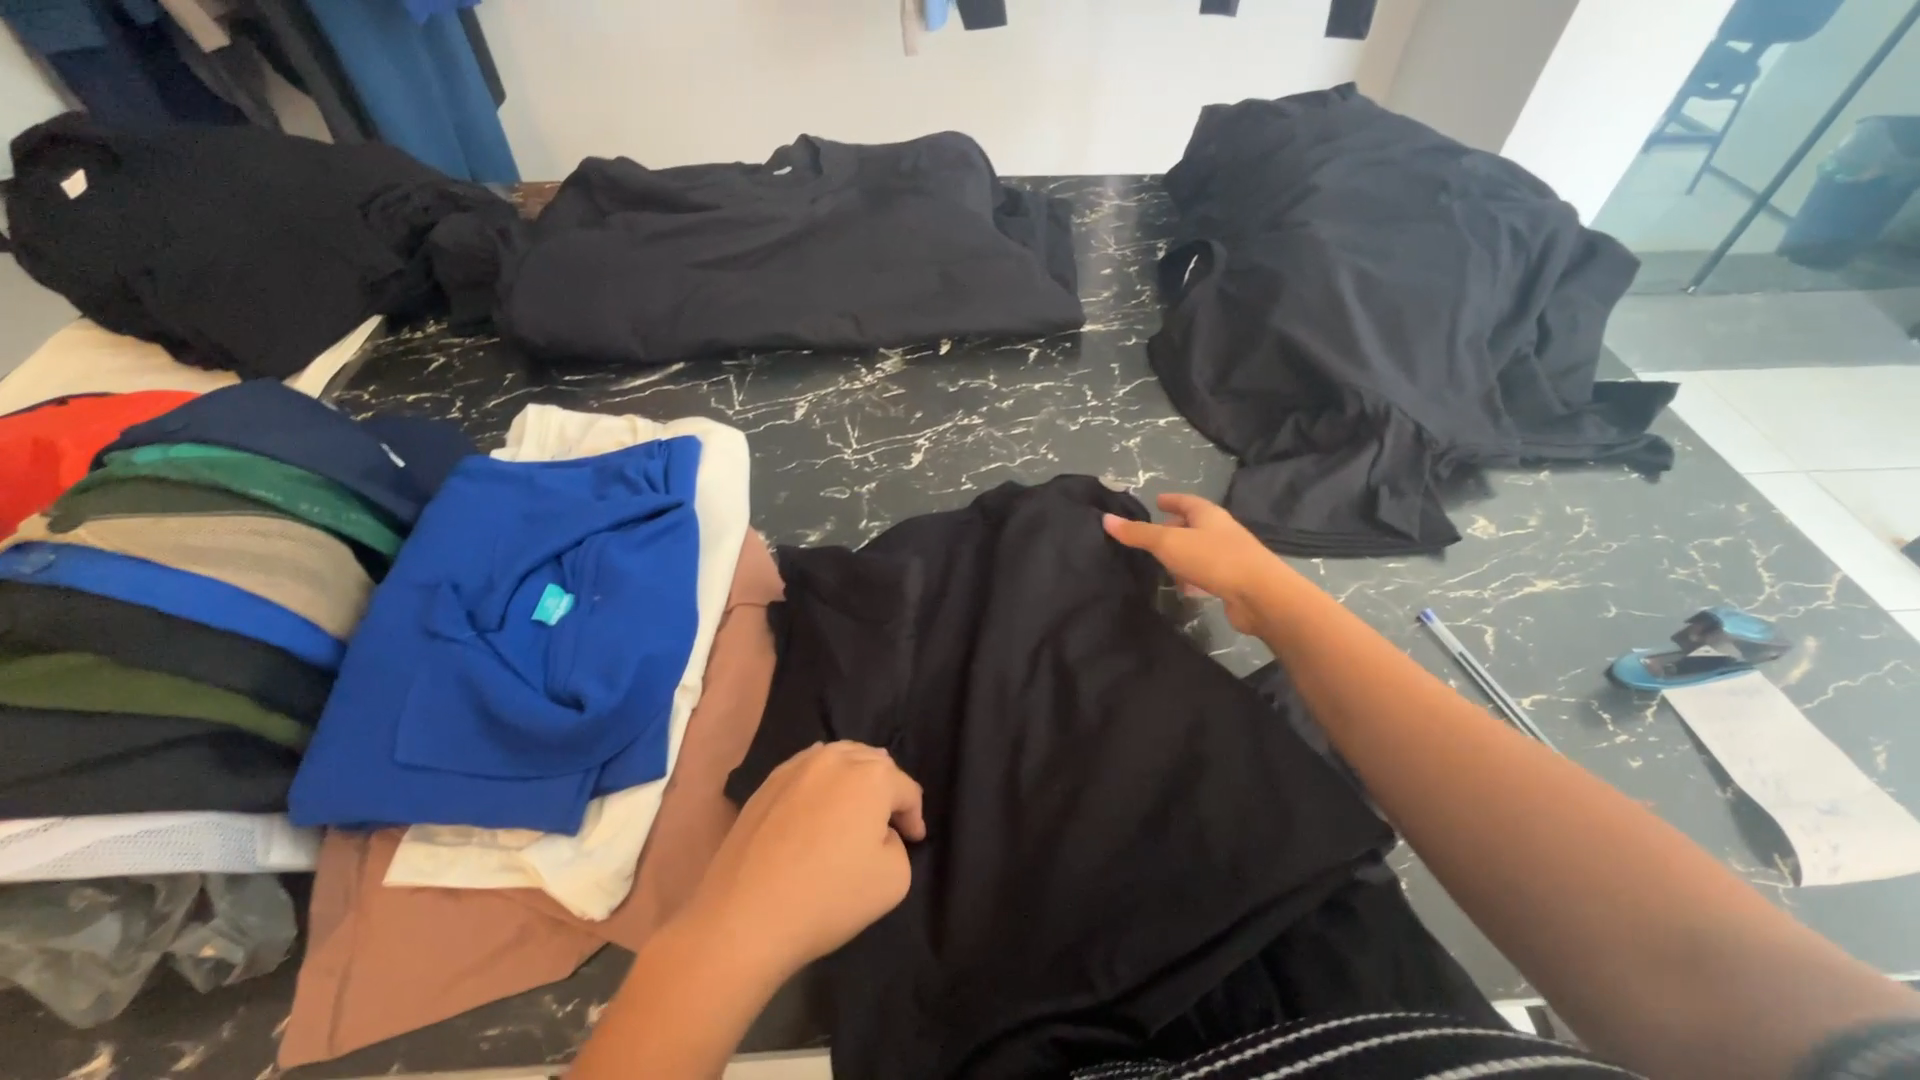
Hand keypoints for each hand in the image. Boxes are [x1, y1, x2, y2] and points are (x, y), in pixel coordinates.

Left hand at [686, 742, 925, 978]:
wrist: (745, 917)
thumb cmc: (829, 897)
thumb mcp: (895, 879)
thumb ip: (898, 844)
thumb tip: (876, 833)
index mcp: (871, 775)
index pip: (906, 789)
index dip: (914, 817)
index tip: (914, 841)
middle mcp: (833, 758)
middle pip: (873, 764)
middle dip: (885, 791)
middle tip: (887, 824)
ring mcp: (794, 768)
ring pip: (837, 761)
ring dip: (852, 782)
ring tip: (852, 813)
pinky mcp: (764, 785)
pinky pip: (806, 773)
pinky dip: (820, 787)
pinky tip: (816, 811)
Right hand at [1103, 492, 1280, 634]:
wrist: (1260, 595)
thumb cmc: (1214, 559)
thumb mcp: (1169, 543)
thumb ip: (1138, 533)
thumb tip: (1106, 519)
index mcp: (1208, 515)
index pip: (1186, 501)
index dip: (1171, 500)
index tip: (1157, 500)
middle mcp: (1221, 531)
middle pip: (1193, 525)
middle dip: (1173, 529)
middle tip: (1151, 537)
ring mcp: (1229, 556)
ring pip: (1199, 551)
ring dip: (1181, 557)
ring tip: (1161, 566)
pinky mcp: (1233, 581)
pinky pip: (1206, 574)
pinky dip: (1192, 577)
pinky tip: (1183, 588)